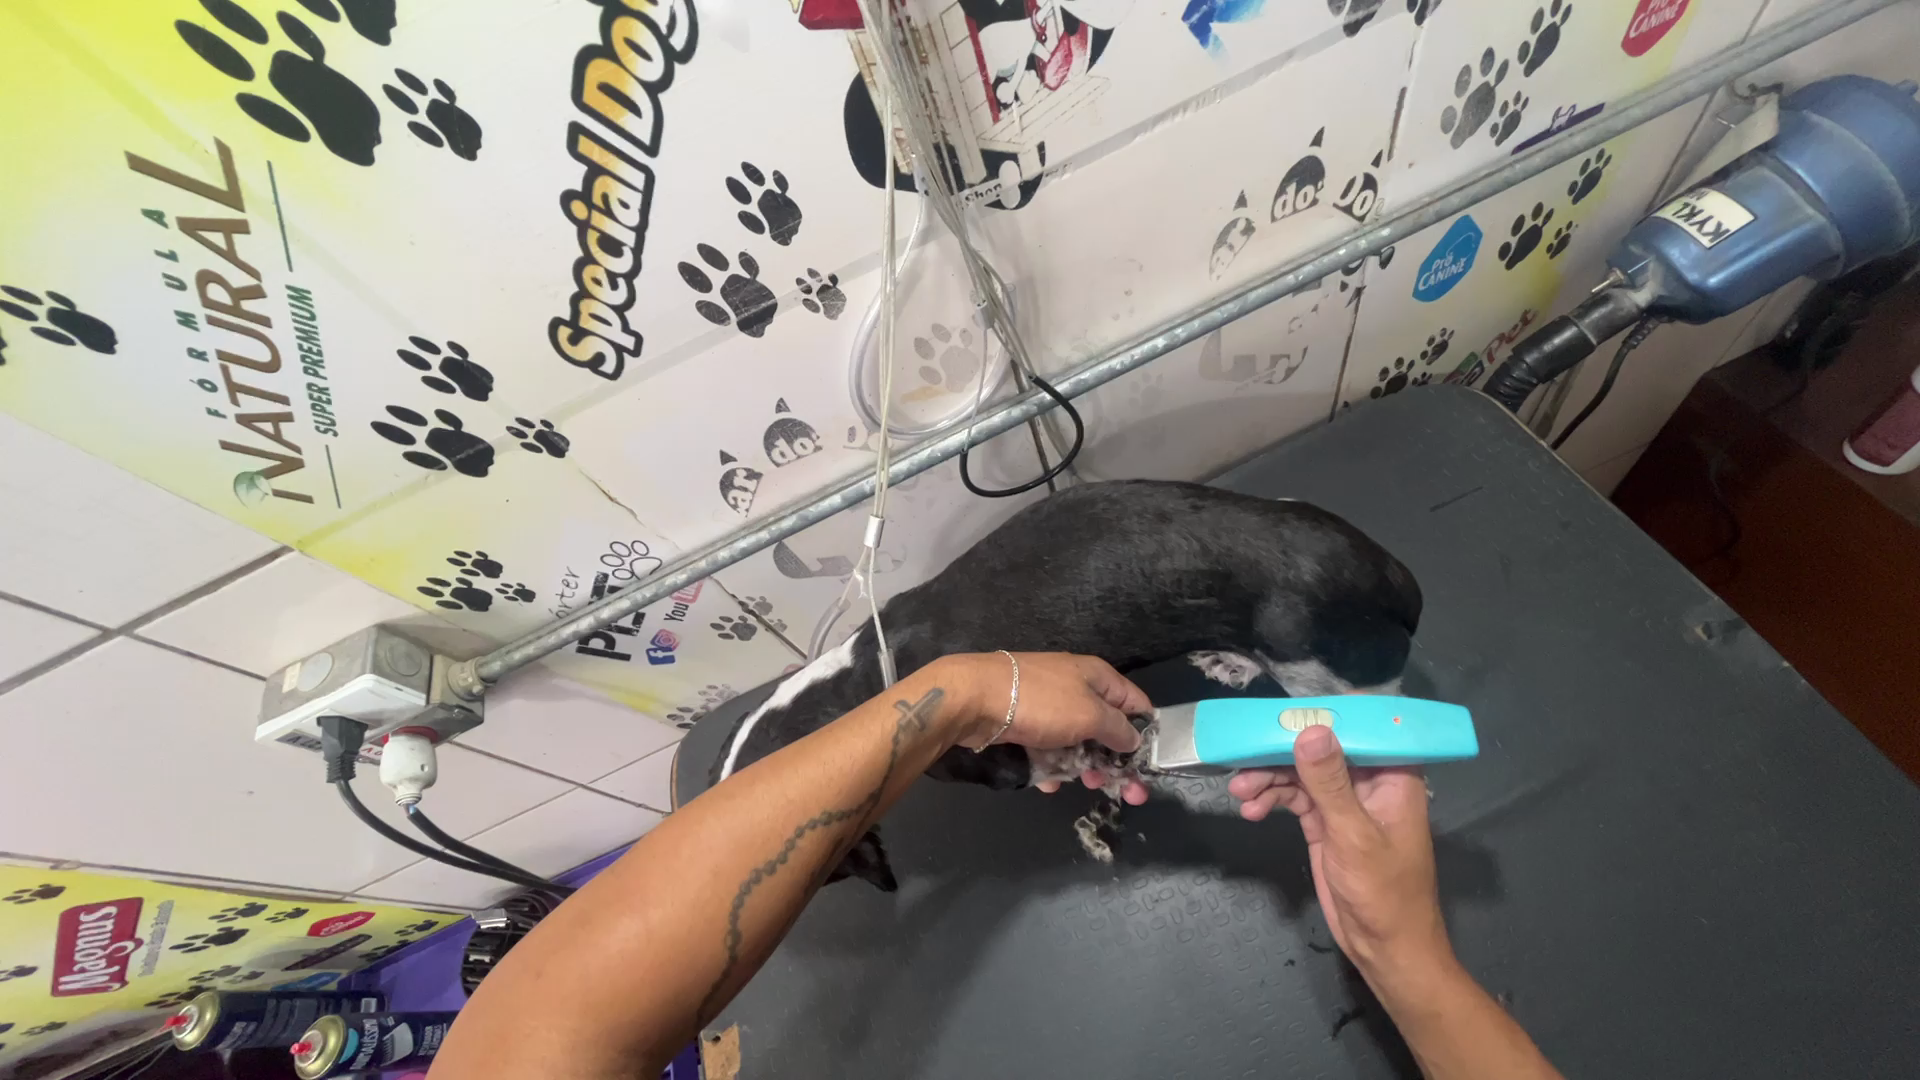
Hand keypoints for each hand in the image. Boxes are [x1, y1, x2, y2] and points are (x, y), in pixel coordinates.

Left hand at [948, 653, 1151, 804]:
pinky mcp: (1024, 721)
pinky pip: (1047, 746)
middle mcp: (1074, 687)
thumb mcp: (1089, 714)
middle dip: (1115, 760)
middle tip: (1126, 793)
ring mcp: (1047, 704)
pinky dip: (1050, 764)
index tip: (1149, 765)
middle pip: (1105, 726)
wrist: (976, 698)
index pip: (1134, 702)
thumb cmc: (1041, 702)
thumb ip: (1117, 728)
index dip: (1145, 732)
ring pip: (1075, 739)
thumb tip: (1135, 738)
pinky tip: (1048, 783)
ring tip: (1083, 785)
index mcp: (1096, 676)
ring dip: (1082, 765)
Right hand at [1228, 727, 1452, 991]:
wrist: (1384, 949)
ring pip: (1298, 771)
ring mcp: (1342, 801)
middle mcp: (1367, 781)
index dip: (1320, 717)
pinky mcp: (1323, 820)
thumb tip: (1309, 730)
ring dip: (1267, 778)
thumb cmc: (1384, 892)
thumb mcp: (1353, 834)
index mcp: (1392, 776)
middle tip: (1244, 761)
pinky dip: (1269, 799)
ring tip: (1241, 793)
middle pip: (1318, 748)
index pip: (1357, 729)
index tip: (1279, 715)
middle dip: (1279, 753)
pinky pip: (1291, 796)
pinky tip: (1251, 811)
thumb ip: (1329, 782)